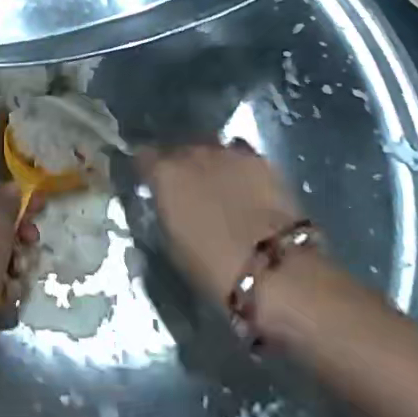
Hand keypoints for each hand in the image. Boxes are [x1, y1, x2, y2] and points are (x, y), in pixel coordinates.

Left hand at [0, 183, 38, 360]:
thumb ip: (10, 203)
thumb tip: (13, 187)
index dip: (21, 198)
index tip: (42, 207)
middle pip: (3, 224)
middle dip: (21, 236)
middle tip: (31, 243)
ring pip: (4, 253)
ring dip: (17, 263)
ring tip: (16, 274)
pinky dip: (5, 284)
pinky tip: (6, 293)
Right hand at [138, 141, 307, 302]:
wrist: (274, 268)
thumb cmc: (214, 268)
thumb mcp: (173, 243)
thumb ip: (166, 211)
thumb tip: (167, 202)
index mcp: (165, 174)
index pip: (144, 157)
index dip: (148, 169)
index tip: (151, 181)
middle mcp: (192, 152)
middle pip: (178, 149)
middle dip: (180, 164)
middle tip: (187, 187)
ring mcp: (227, 151)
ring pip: (210, 148)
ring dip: (209, 162)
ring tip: (217, 183)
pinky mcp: (259, 159)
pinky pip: (239, 154)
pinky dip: (237, 166)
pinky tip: (244, 184)